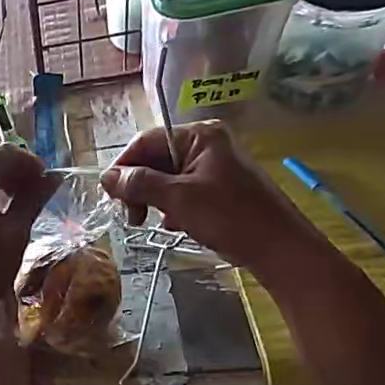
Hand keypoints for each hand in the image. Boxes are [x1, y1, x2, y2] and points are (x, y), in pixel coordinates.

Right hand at [100, 120, 326, 273]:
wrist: (278, 248)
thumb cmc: (230, 217)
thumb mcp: (178, 198)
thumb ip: (140, 184)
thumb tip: (106, 177)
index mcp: (199, 136)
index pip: (145, 142)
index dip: (123, 167)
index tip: (111, 196)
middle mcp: (204, 145)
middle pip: (152, 160)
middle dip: (137, 188)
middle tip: (133, 216)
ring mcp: (210, 168)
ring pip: (162, 179)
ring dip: (151, 201)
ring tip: (150, 223)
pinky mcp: (214, 189)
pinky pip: (178, 193)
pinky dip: (169, 208)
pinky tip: (174, 225)